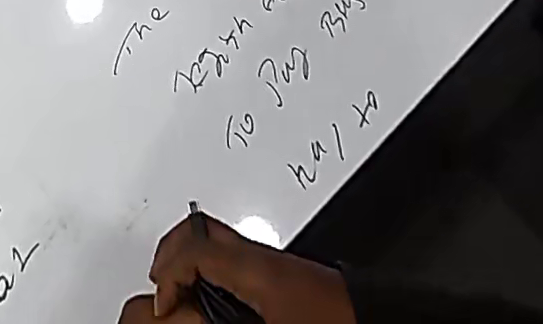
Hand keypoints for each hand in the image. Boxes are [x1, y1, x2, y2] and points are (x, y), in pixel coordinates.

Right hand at [132, 213, 354, 323]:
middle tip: (161, 281)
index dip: (168, 273)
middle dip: (173, 249)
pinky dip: (214, 267)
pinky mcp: (285, 276)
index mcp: (257, 268)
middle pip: (202, 228)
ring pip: (218, 239)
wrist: (381, 321)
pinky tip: (216, 297)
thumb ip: (218, 315)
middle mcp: (263, 256)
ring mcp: (275, 263)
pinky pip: (235, 255)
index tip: (162, 305)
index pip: (194, 247)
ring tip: (180, 288)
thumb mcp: (267, 323)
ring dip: (193, 255)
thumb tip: (179, 309)